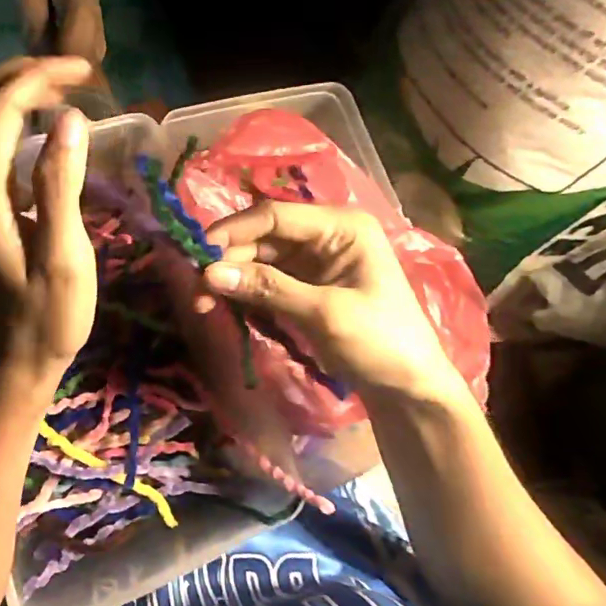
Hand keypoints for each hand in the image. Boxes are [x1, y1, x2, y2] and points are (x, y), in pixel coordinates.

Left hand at [0, 57, 96, 389]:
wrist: (16, 361)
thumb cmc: (48, 317)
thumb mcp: (64, 255)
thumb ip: (62, 185)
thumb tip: (70, 118)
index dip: (37, 79)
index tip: (85, 72)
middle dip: (20, 76)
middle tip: (72, 72)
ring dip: (12, 96)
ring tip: (61, 89)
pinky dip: (10, 124)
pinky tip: (43, 128)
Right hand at [193, 201, 467, 405]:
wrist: (408, 389)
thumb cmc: (380, 343)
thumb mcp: (324, 313)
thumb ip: (267, 288)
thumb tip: (208, 273)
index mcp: (341, 226)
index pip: (273, 216)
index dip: (232, 233)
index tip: (197, 258)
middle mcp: (323, 235)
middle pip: (260, 237)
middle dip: (226, 261)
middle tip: (196, 292)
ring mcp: (312, 261)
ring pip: (256, 259)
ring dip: (229, 278)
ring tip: (203, 304)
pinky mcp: (302, 286)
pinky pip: (262, 280)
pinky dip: (241, 292)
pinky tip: (221, 306)